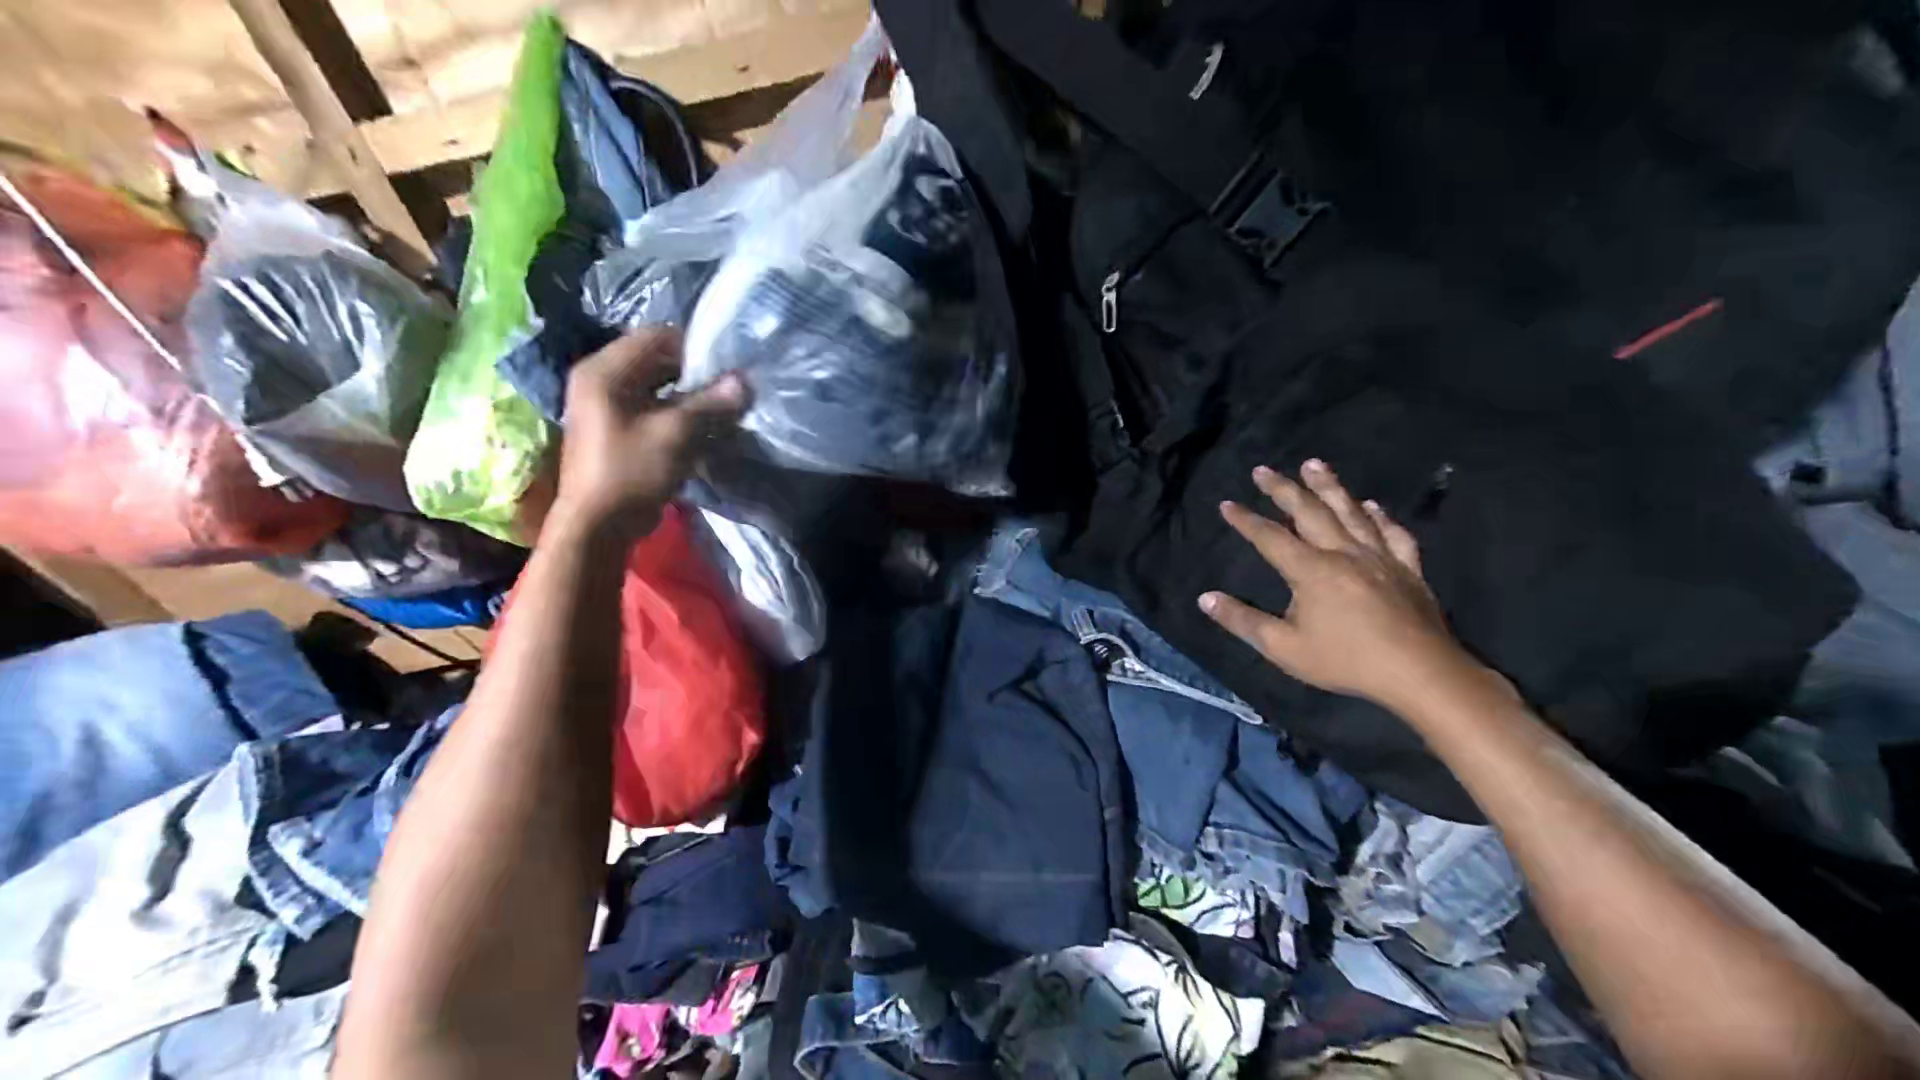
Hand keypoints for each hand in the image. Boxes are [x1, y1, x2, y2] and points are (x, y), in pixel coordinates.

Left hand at [550, 330, 748, 539]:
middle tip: (727, 390)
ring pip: (656, 387)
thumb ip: (710, 404)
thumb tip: (743, 382)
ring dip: (689, 396)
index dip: (693, 348)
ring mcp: (605, 405)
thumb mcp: (675, 434)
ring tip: (720, 410)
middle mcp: (600, 379)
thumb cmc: (630, 472)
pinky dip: (676, 413)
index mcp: (604, 371)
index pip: (655, 336)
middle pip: (656, 361)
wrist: (597, 525)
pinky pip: (651, 408)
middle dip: (695, 374)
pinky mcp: (614, 429)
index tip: (725, 368)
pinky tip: (702, 428)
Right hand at [1199, 459, 1484, 711]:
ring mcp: (1380, 557)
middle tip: (1264, 469)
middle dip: (1283, 489)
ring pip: (1351, 512)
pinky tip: (1372, 506)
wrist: (1420, 673)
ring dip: (1329, 486)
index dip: (1246, 520)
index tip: (1227, 503)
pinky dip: (1380, 516)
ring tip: (1313, 464)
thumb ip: (1243, 621)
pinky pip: (1393, 533)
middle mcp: (1344, 553)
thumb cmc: (1346, 661)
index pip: (1270, 538)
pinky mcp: (1408, 569)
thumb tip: (1206, 598)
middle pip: (1310, 512)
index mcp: (1311, 570)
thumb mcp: (1283, 648)